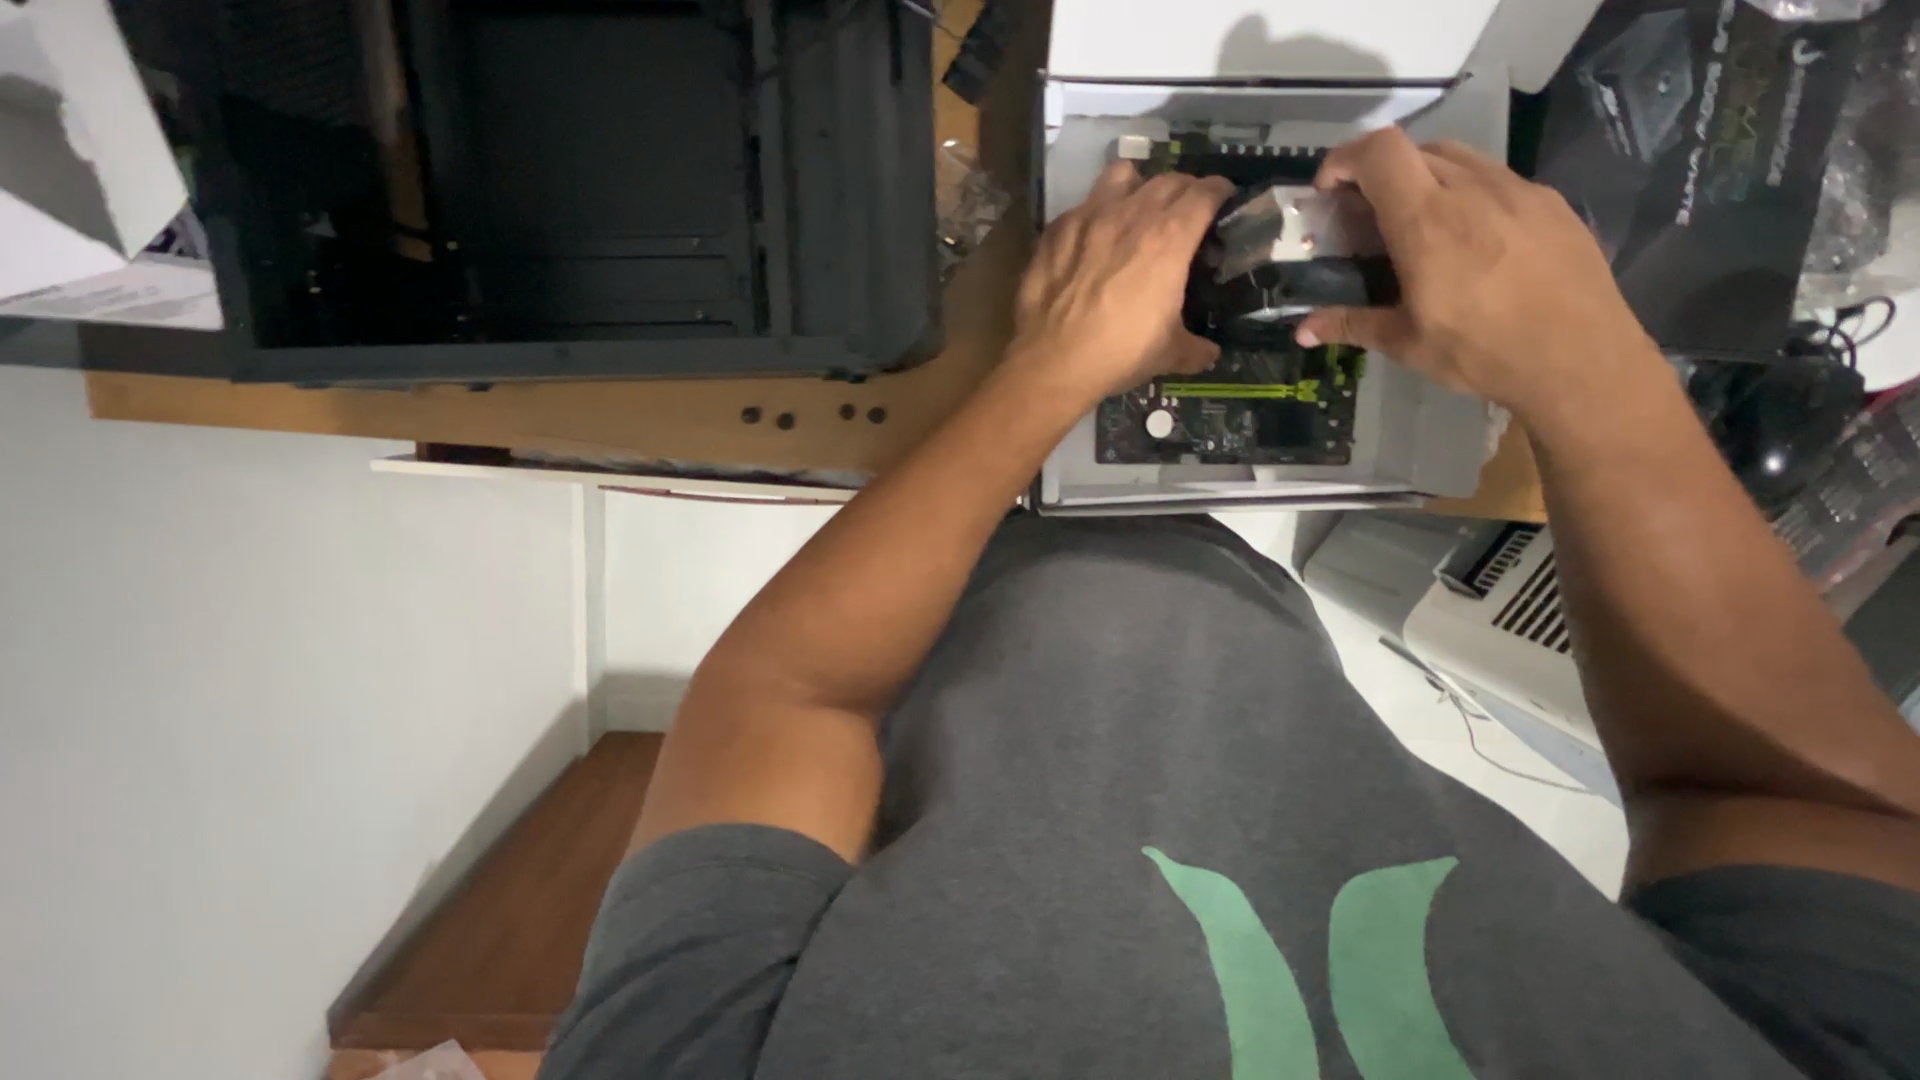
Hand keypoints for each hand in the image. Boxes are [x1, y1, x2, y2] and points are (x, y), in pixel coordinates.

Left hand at [1010, 161, 1234, 400]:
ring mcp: (1089, 217)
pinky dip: (1094, 214)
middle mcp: (1131, 214)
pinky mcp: (1055, 230)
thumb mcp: (1168, 354)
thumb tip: (1209, 354)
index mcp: (1170, 237)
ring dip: (1137, 186)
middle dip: (1183, 190)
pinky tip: (1091, 239)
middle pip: (1167, 181)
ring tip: (1136, 208)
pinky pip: (1081, 206)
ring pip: (1122, 176)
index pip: (1205, 193)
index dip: (1219, 193)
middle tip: (1184, 211)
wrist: (1054, 363)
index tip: (1223, 200)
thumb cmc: (1120, 354)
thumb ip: (1195, 348)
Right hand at [1293, 129, 1663, 422]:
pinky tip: (1468, 241)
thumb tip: (1302, 330)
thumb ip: (1351, 324)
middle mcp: (1472, 191)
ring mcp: (1517, 191)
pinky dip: (1466, 193)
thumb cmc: (1482, 353)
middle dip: (1379, 174)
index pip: (1380, 152)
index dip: (1345, 158)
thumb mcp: (1406, 343)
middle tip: (1366, 218)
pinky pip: (1496, 179)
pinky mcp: (1549, 202)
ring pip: (1457, 158)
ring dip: (1423, 179)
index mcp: (1428, 222)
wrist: (1580, 358)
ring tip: (1416, 226)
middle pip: (1414, 150)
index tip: (1330, 191)